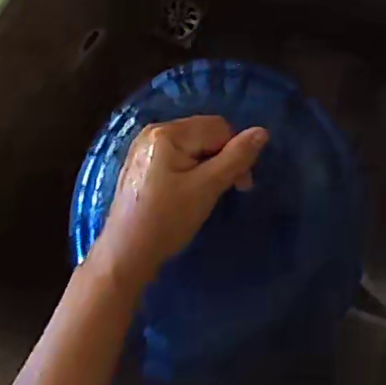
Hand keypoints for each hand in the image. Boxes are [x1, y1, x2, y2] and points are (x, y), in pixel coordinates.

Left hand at [90, 115, 268, 284]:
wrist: (123, 257)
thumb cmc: (166, 221)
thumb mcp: (206, 188)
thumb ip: (235, 158)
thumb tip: (262, 131)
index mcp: (167, 132)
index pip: (218, 127)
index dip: (236, 152)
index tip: (241, 185)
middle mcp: (154, 131)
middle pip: (204, 133)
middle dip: (222, 158)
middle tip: (227, 190)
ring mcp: (145, 148)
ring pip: (192, 146)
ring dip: (208, 166)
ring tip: (206, 195)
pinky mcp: (142, 165)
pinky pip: (177, 156)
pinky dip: (191, 170)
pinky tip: (188, 194)